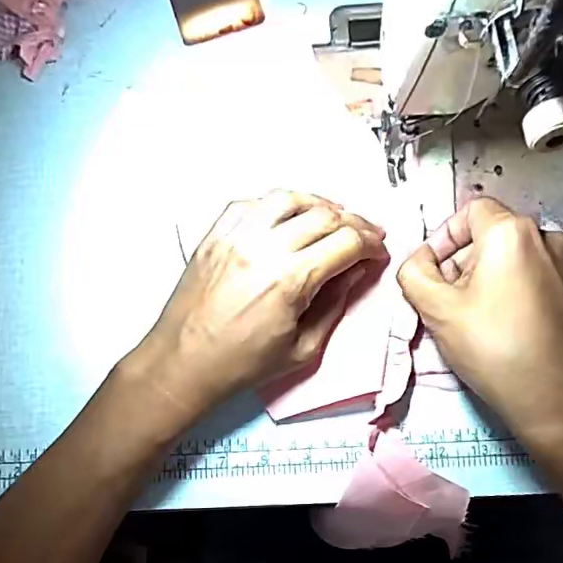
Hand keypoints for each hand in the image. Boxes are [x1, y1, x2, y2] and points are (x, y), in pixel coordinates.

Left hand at [126, 190, 384, 426]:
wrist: (184, 364)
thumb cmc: (242, 364)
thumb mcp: (304, 348)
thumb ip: (335, 304)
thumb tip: (356, 271)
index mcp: (288, 281)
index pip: (346, 242)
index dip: (371, 244)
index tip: (379, 252)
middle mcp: (262, 248)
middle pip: (324, 215)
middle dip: (355, 223)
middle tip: (367, 235)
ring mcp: (235, 236)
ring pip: (289, 198)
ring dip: (320, 204)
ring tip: (333, 219)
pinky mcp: (214, 234)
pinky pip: (252, 202)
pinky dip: (279, 205)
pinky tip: (289, 219)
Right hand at [398, 198, 562, 450]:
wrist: (549, 394)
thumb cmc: (494, 349)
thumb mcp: (435, 308)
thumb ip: (414, 272)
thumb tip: (419, 261)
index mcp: (513, 231)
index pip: (469, 211)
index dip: (443, 238)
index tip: (432, 270)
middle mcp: (547, 237)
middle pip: (491, 234)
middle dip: (464, 261)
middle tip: (448, 299)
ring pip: (514, 255)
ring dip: (488, 276)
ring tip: (475, 314)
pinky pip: (535, 274)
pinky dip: (514, 287)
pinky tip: (503, 322)